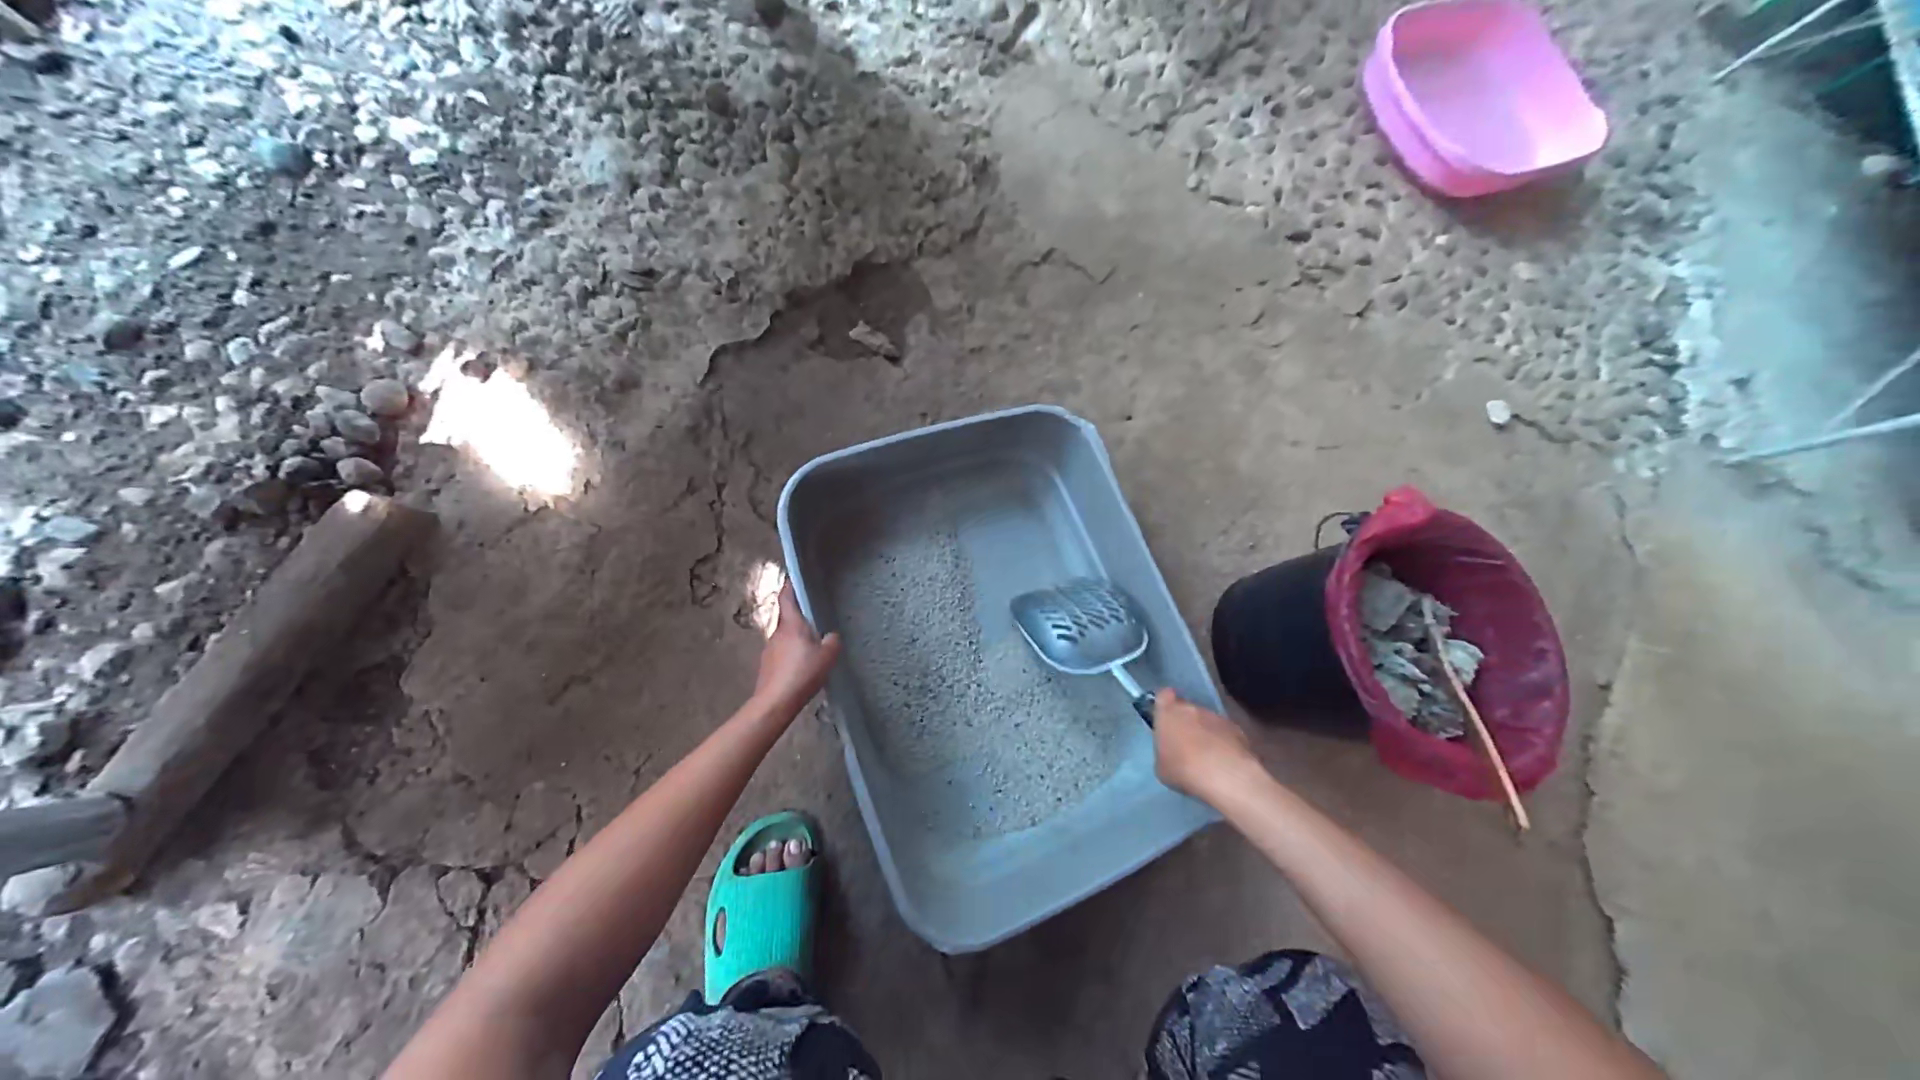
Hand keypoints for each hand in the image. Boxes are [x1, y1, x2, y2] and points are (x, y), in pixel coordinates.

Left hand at [752, 582, 842, 713]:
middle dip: (799, 616)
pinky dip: (792, 654)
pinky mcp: (767, 665)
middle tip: (815, 617)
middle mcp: (777, 633)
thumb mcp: (827, 656)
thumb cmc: (802, 673)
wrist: (775, 702)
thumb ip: (832, 641)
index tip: (794, 577)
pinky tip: (802, 666)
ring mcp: (769, 649)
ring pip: (785, 637)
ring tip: (812, 646)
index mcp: (792, 625)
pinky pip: (782, 653)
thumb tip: (831, 635)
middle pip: (787, 618)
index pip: (786, 597)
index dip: (790, 586)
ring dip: (796, 637)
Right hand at [1153, 688, 1260, 800]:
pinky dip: (1224, 743)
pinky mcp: (1238, 730)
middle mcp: (1192, 708)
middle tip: (1185, 743)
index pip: (1164, 695)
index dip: (1165, 705)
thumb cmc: (1183, 769)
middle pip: (1187, 708)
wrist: (1226, 776)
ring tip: (1208, 757)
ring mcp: (1218, 717)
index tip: (1165, 718)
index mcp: (1169, 712)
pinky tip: (1224, 762)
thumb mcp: (1161, 766)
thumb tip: (1172, 751)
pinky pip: (1226, 733)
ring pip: (1207, 721)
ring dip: (1206, 733)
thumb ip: (1164, 751)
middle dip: (1186, 722)